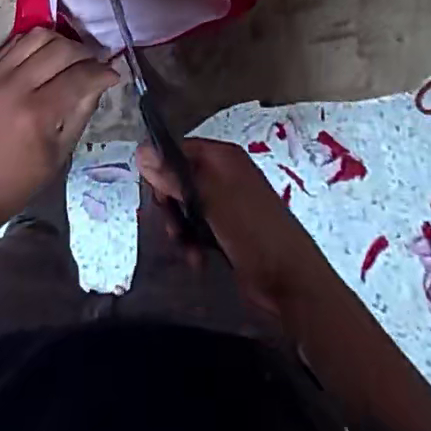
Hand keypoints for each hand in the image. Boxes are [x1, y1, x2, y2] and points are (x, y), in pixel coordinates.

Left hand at [0, 28, 118, 226]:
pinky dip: (37, 43)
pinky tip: (47, 57)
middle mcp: (16, 87)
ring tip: (72, 58)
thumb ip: (83, 110)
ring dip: (62, 42)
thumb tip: (102, 81)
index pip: (80, 76)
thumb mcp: (61, 152)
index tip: (113, 75)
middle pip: (62, 49)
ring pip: (39, 36)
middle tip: (95, 65)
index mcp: (37, 114)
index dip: (103, 72)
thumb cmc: (20, 179)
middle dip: (86, 53)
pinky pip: (16, 42)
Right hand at [137, 139, 334, 311]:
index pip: (180, 151)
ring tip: (187, 249)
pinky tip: (197, 259)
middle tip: (174, 228)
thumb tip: (141, 152)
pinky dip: (192, 242)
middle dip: (171, 206)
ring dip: (180, 229)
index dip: (164, 171)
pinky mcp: (226, 229)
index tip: (158, 197)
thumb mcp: (212, 201)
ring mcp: (226, 203)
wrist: (289, 279)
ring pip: (185, 207)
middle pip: (178, 180)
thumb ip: (176, 177)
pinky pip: (197, 228)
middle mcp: (224, 175)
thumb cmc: (254, 231)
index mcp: (224, 158)